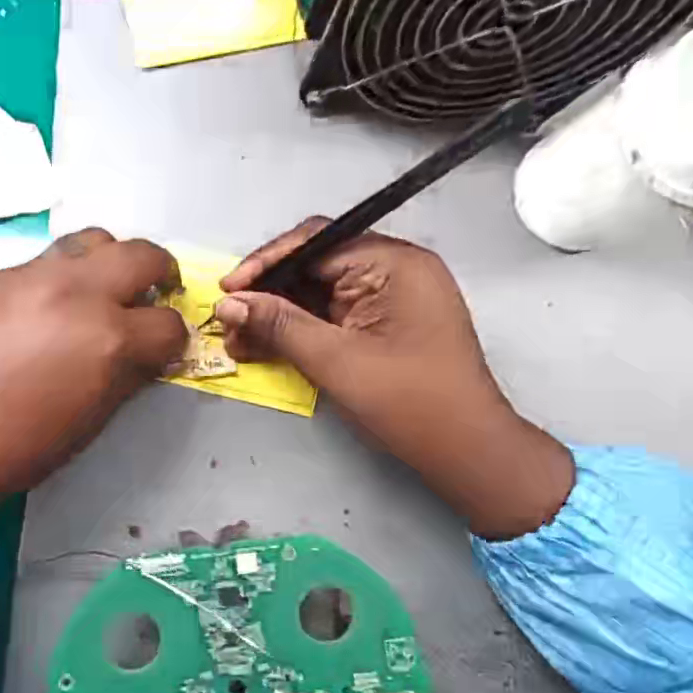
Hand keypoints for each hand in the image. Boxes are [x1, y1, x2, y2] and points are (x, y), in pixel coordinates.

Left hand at [0, 229, 187, 572]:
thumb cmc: (7, 454)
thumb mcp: (84, 425)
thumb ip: (122, 380)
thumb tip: (143, 358)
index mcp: (107, 337)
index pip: (169, 325)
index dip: (175, 341)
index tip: (167, 352)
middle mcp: (75, 291)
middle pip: (141, 255)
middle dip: (160, 274)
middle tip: (155, 296)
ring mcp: (29, 275)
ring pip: (90, 240)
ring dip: (109, 261)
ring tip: (102, 291)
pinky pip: (43, 261)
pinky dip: (62, 275)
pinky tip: (44, 310)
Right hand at [214, 218, 572, 539]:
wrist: (466, 450)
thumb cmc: (408, 401)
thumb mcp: (335, 360)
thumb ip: (278, 325)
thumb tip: (227, 303)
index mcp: (392, 264)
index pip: (314, 242)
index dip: (265, 263)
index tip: (227, 290)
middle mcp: (391, 271)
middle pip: (311, 267)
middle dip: (265, 295)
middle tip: (227, 323)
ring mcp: (386, 299)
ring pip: (314, 294)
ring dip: (274, 317)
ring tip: (235, 341)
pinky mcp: (378, 325)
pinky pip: (328, 317)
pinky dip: (295, 331)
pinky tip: (260, 347)